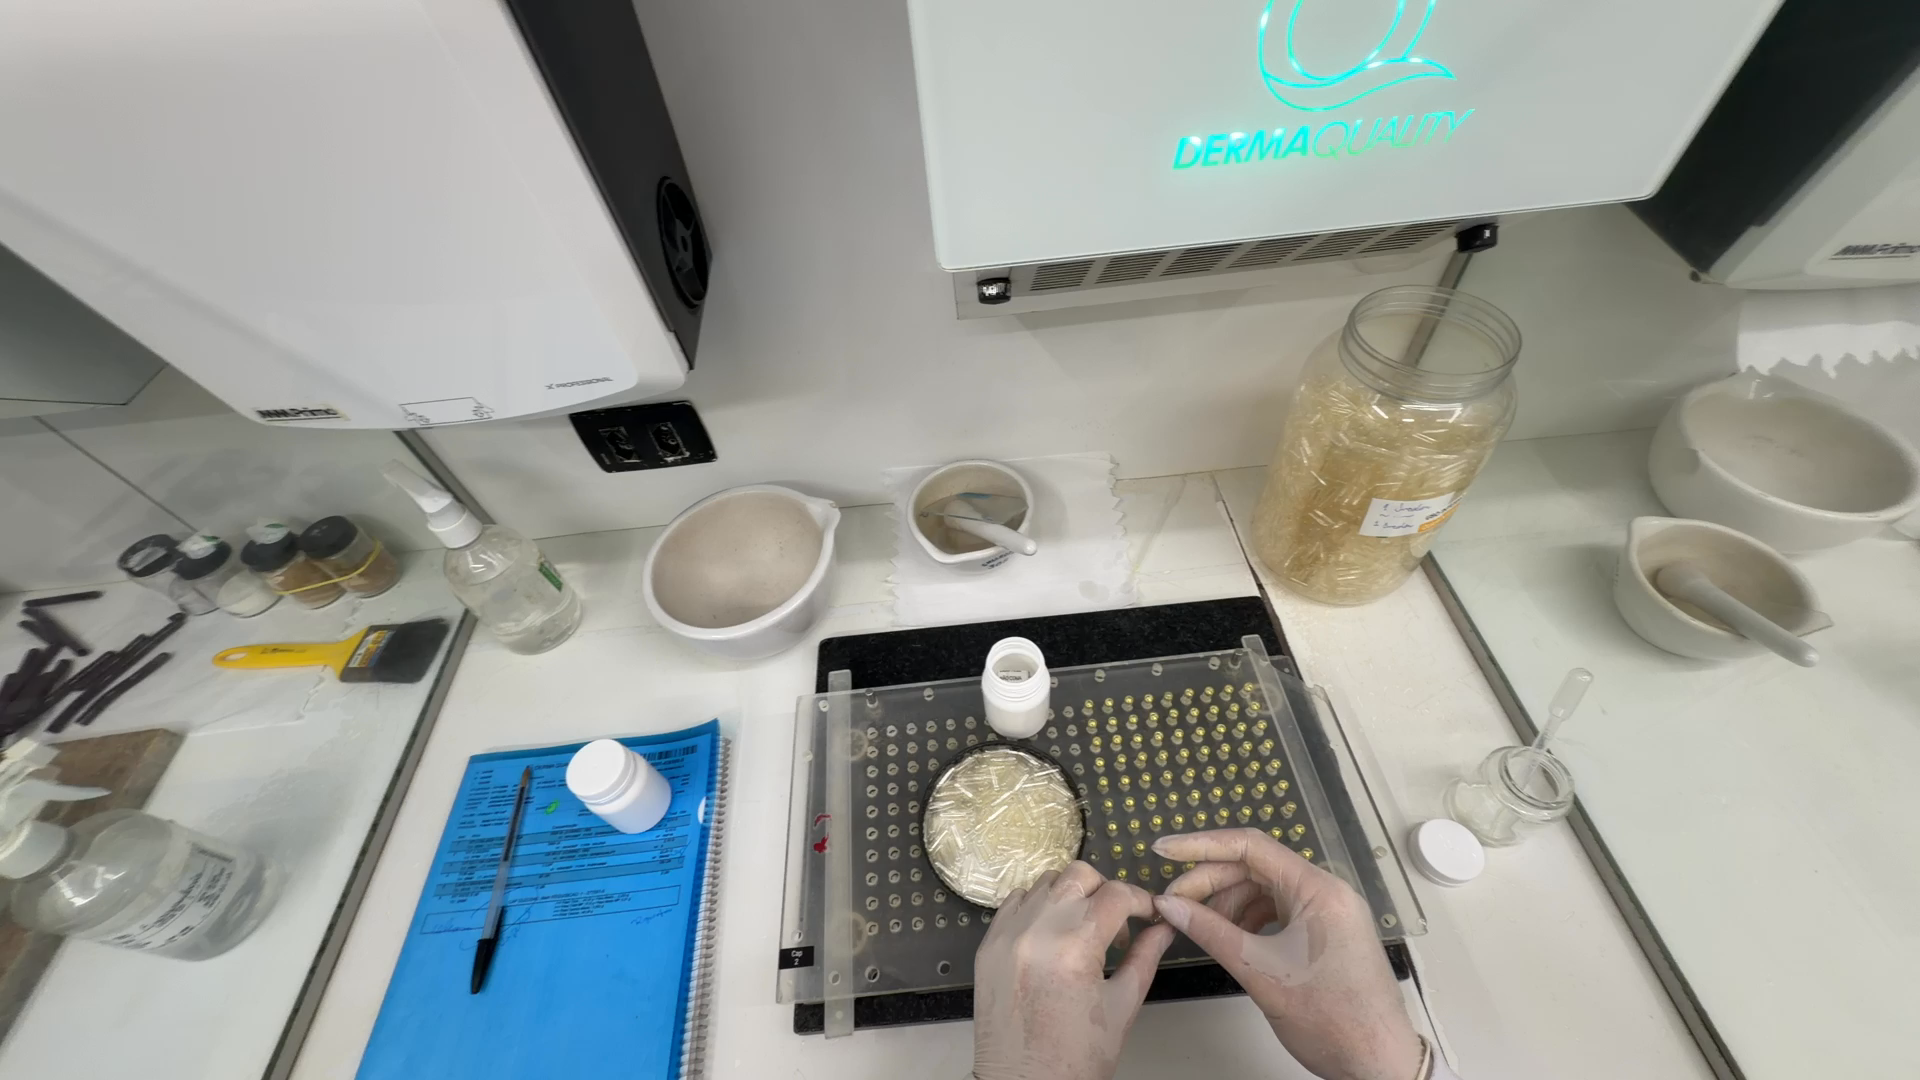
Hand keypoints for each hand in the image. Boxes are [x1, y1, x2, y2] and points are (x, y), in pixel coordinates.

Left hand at [972, 861, 1176, 1079]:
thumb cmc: (1076, 1058)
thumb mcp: (1122, 1007)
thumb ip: (1145, 958)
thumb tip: (1165, 925)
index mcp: (1075, 945)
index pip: (1116, 895)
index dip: (1140, 900)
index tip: (1148, 913)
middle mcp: (1038, 927)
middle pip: (1080, 875)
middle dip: (1105, 890)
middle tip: (1116, 920)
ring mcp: (1008, 930)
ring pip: (1047, 881)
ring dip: (1070, 894)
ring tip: (1082, 927)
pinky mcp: (989, 939)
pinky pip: (1016, 899)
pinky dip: (1038, 904)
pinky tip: (1051, 931)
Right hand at [1152, 830, 1421, 1079]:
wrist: (1382, 1070)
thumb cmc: (1332, 1020)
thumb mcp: (1261, 973)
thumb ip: (1210, 932)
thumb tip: (1167, 904)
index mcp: (1317, 888)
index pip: (1249, 845)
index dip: (1200, 844)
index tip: (1164, 849)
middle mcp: (1323, 890)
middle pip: (1251, 867)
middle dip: (1209, 882)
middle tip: (1173, 901)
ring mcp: (1325, 910)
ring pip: (1260, 889)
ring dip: (1225, 903)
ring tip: (1198, 925)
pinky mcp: (1323, 930)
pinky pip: (1274, 909)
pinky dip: (1245, 919)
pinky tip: (1226, 936)